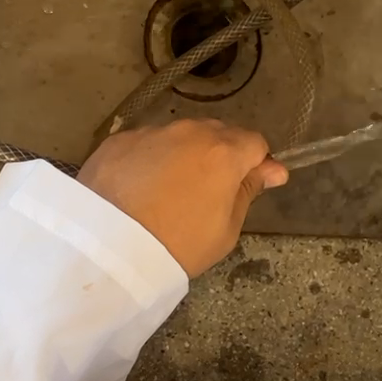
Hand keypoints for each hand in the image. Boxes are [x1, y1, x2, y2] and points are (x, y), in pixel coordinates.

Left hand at [77, 119, 288, 276]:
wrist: (109, 249)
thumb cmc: (178, 245)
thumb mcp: (226, 230)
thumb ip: (248, 192)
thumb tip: (272, 170)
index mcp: (223, 152)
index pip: (255, 143)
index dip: (257, 163)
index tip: (253, 185)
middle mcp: (188, 131)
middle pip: (216, 134)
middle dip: (221, 156)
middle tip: (210, 192)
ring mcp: (149, 133)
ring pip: (177, 137)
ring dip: (183, 156)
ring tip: (169, 191)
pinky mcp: (117, 142)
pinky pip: (144, 146)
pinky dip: (148, 161)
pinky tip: (138, 189)